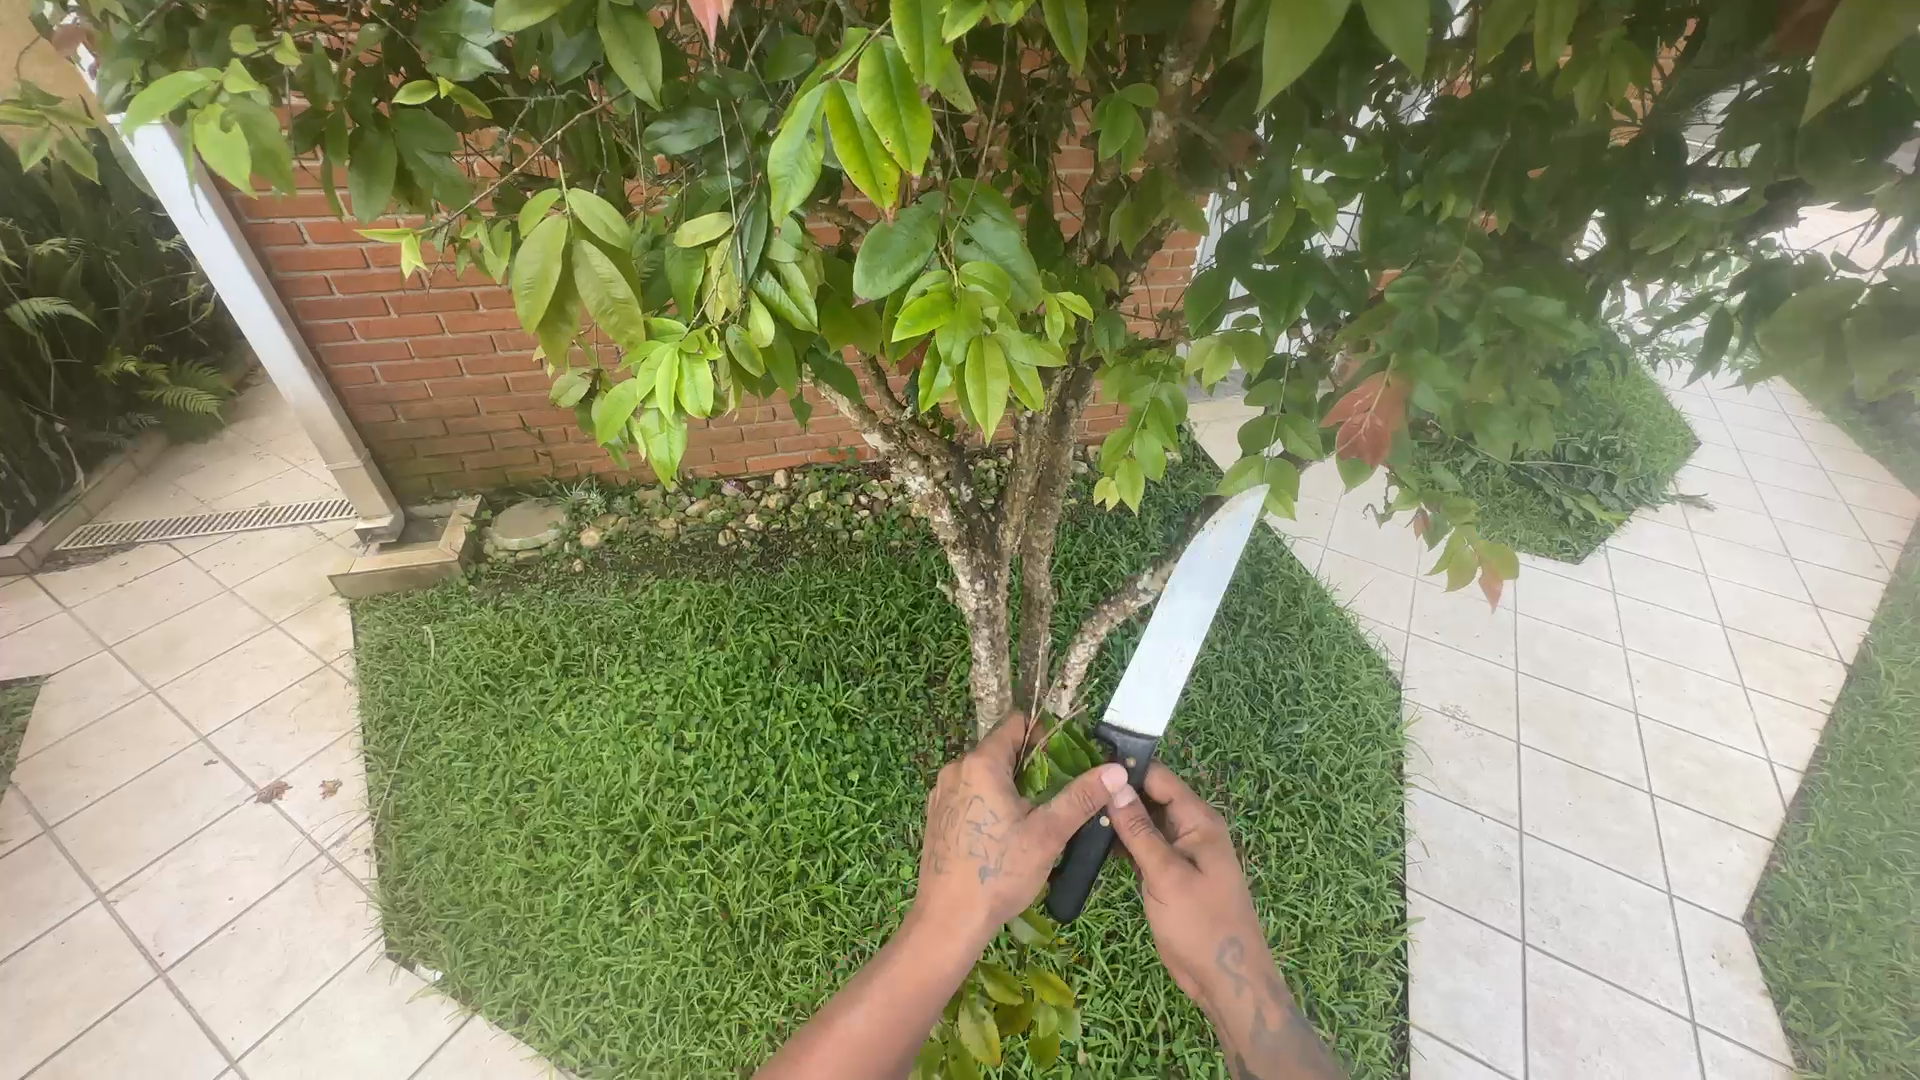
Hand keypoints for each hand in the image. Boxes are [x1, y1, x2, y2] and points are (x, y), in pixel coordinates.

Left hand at [915, 714, 1127, 947]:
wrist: (949, 920)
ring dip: (1011, 786)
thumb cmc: (999, 873)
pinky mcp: (937, 815)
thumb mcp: (1048, 833)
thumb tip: (1117, 770)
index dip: (1044, 735)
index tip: (1065, 761)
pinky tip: (1004, 835)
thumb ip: (1082, 797)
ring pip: (986, 774)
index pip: (1016, 724)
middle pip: (1001, 749)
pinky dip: (990, 802)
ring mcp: (942, 792)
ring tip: (1034, 818)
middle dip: (1031, 766)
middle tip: (1056, 796)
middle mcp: (956, 768)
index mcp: (981, 763)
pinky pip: (970, 793)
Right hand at [1106, 762, 1344, 1077]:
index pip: (1159, 778)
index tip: (1086, 764)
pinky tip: (1091, 840)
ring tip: (1076, 809)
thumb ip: (1138, 830)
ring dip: (1116, 817)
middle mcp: (1190, 828)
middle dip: (1117, 792)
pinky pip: (1143, 845)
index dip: (1126, 768)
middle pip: (1150, 796)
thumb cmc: (1202, 925)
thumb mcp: (1166, 875)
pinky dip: (1122, 842)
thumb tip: (1114, 785)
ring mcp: (1179, 851)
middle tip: (1074, 789)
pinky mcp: (1168, 872)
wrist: (1226, 982)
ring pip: (1143, 821)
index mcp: (1199, 820)